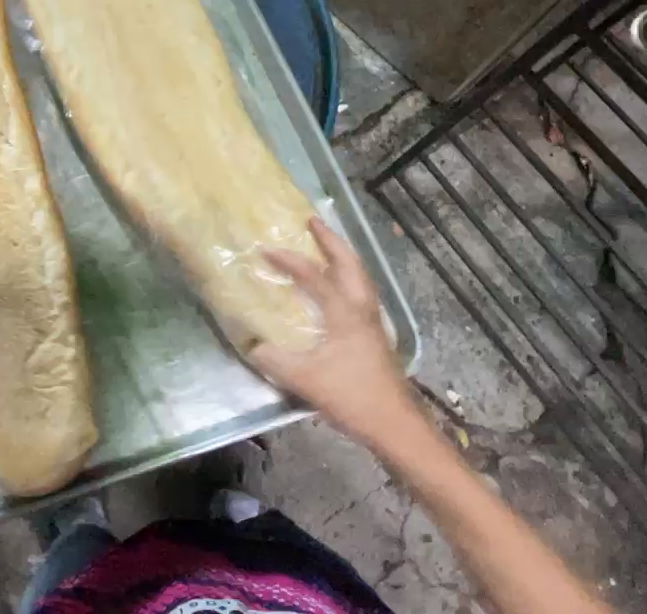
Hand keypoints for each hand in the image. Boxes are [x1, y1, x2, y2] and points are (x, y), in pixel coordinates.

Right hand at [249, 218, 417, 443]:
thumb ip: (275, 360)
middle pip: (349, 263)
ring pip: (360, 276)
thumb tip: (252, 344)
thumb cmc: (352, 397)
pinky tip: (338, 286)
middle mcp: (362, 308)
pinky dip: (348, 276)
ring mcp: (373, 321)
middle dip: (330, 240)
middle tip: (312, 221)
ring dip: (342, 256)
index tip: (265, 250)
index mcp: (345, 312)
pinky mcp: (376, 335)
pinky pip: (361, 291)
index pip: (314, 276)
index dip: (288, 260)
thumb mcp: (305, 380)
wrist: (395, 425)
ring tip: (325, 245)